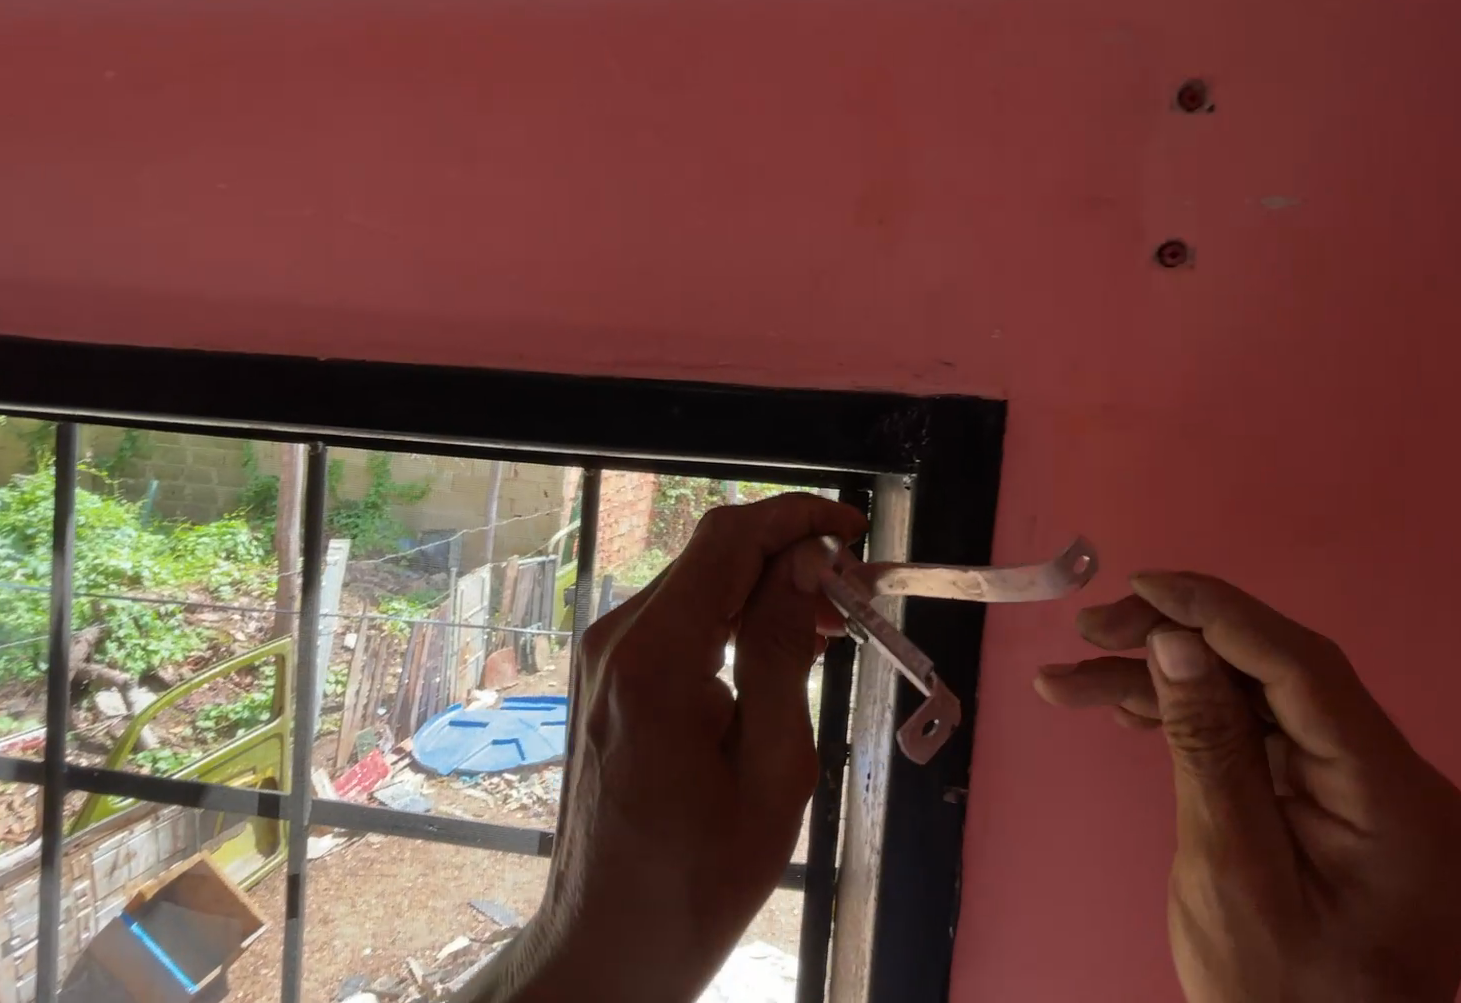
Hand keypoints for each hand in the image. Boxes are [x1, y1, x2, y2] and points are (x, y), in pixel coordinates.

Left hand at [460, 494, 864, 1002]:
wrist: (605, 941)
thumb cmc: (698, 878)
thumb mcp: (773, 769)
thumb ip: (785, 652)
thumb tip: (809, 564)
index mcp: (654, 659)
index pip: (729, 540)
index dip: (797, 518)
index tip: (855, 531)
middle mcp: (617, 637)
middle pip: (712, 552)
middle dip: (789, 552)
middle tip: (854, 593)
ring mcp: (605, 652)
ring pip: (699, 579)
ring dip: (766, 584)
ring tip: (829, 624)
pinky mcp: (609, 671)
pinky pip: (681, 615)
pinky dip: (735, 612)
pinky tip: (779, 645)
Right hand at [1036, 572, 1460, 1002]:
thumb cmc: (1273, 994)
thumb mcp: (1227, 870)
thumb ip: (1206, 747)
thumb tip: (1174, 640)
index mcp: (1396, 801)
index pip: (1305, 671)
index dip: (1218, 613)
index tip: (1138, 585)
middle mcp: (1388, 780)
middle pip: (1273, 672)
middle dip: (1174, 641)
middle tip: (1089, 630)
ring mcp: (1354, 789)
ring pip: (1246, 699)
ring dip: (1156, 682)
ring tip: (1067, 681)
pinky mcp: (1319, 800)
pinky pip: (1245, 735)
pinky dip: (1177, 718)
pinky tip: (1118, 711)